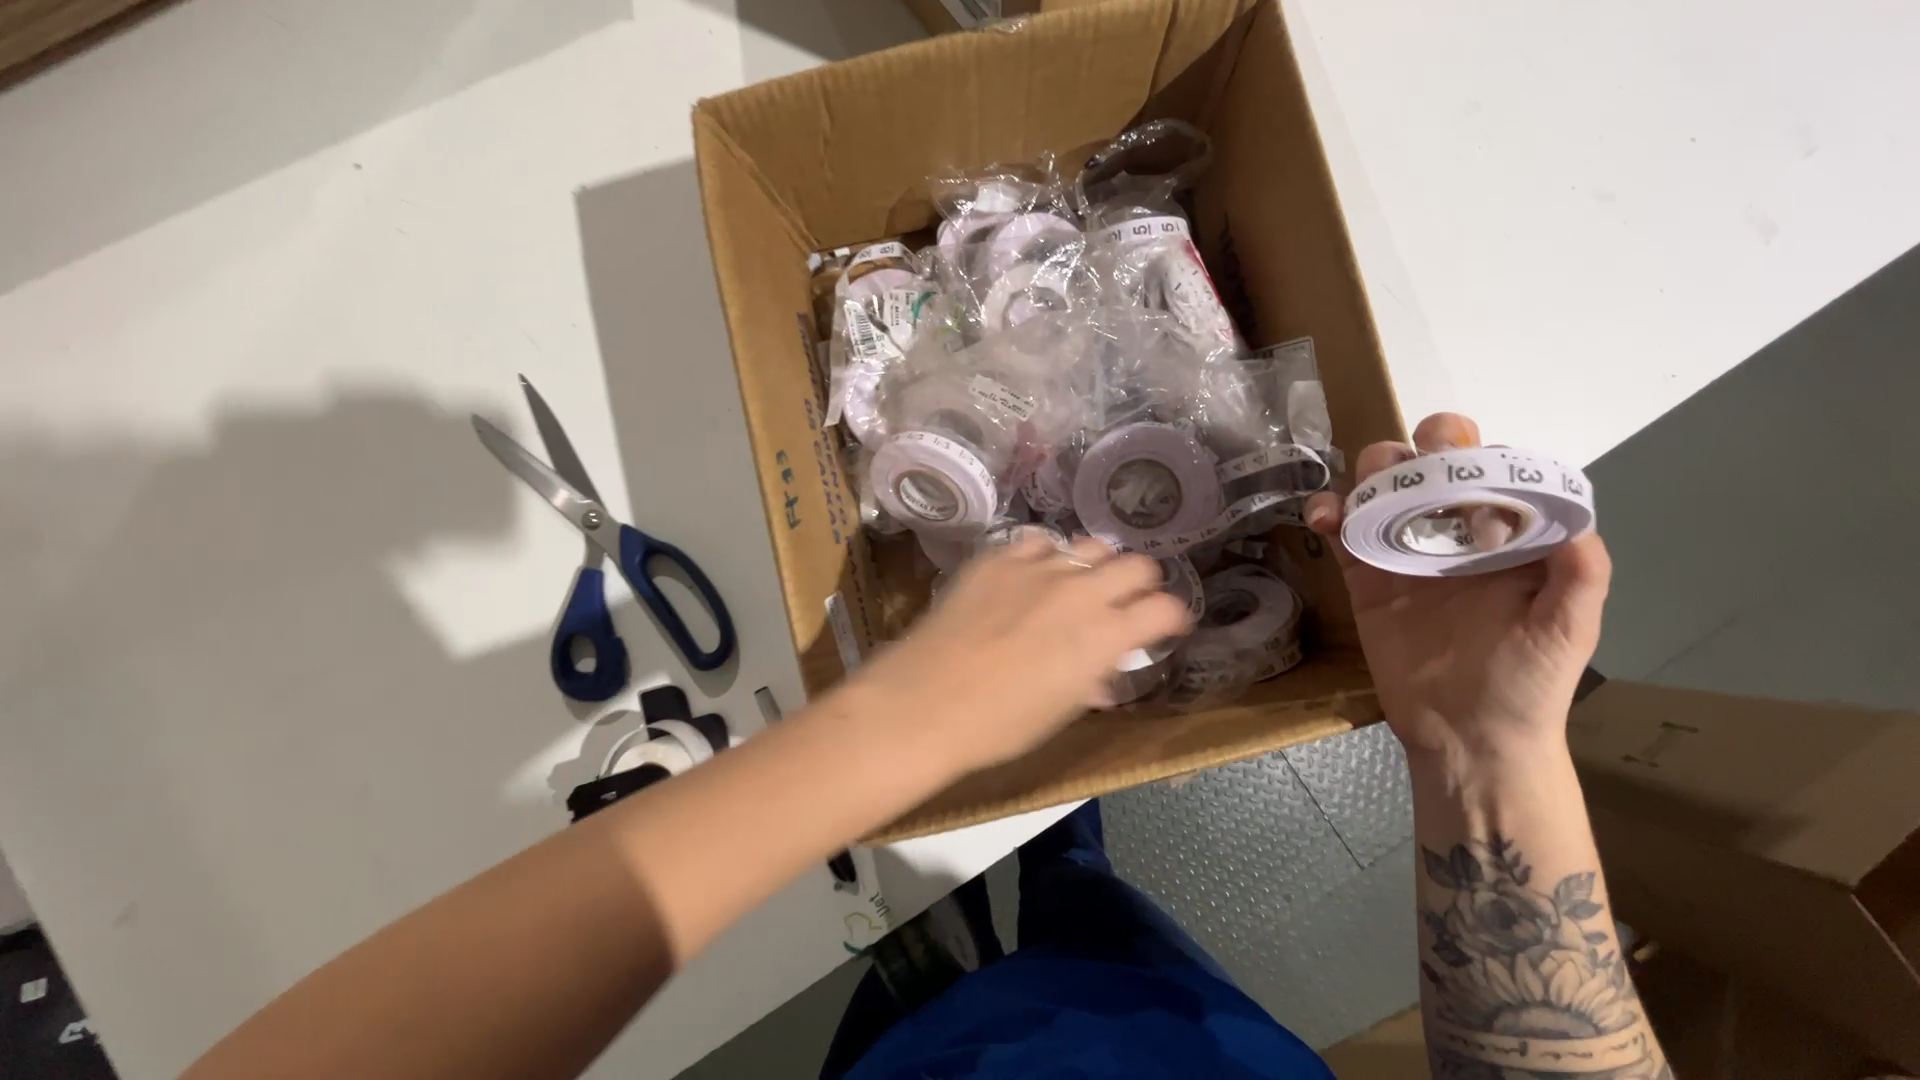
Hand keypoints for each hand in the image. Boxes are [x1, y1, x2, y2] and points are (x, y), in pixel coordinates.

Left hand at [846, 535, 1191, 773]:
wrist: (924, 702)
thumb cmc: (999, 725)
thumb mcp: (1060, 712)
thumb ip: (1091, 681)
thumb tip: (1101, 674)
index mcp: (1106, 635)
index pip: (1165, 608)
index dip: (1172, 617)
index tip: (1166, 626)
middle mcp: (1081, 591)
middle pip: (1137, 565)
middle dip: (1141, 584)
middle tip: (1127, 602)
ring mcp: (1038, 567)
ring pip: (1090, 545)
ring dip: (1095, 566)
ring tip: (1079, 585)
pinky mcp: (998, 557)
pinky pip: (1038, 542)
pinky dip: (1047, 557)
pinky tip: (1033, 576)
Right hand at [1303, 413, 1610, 764]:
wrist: (1467, 737)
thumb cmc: (1526, 683)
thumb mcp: (1568, 628)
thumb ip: (1580, 572)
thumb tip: (1573, 513)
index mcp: (1507, 537)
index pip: (1490, 472)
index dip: (1475, 455)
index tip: (1462, 470)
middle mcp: (1455, 536)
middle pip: (1429, 466)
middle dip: (1416, 452)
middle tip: (1409, 473)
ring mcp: (1405, 555)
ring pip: (1381, 490)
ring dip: (1368, 474)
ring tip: (1364, 493)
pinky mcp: (1364, 579)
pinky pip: (1342, 533)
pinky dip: (1328, 513)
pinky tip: (1324, 518)